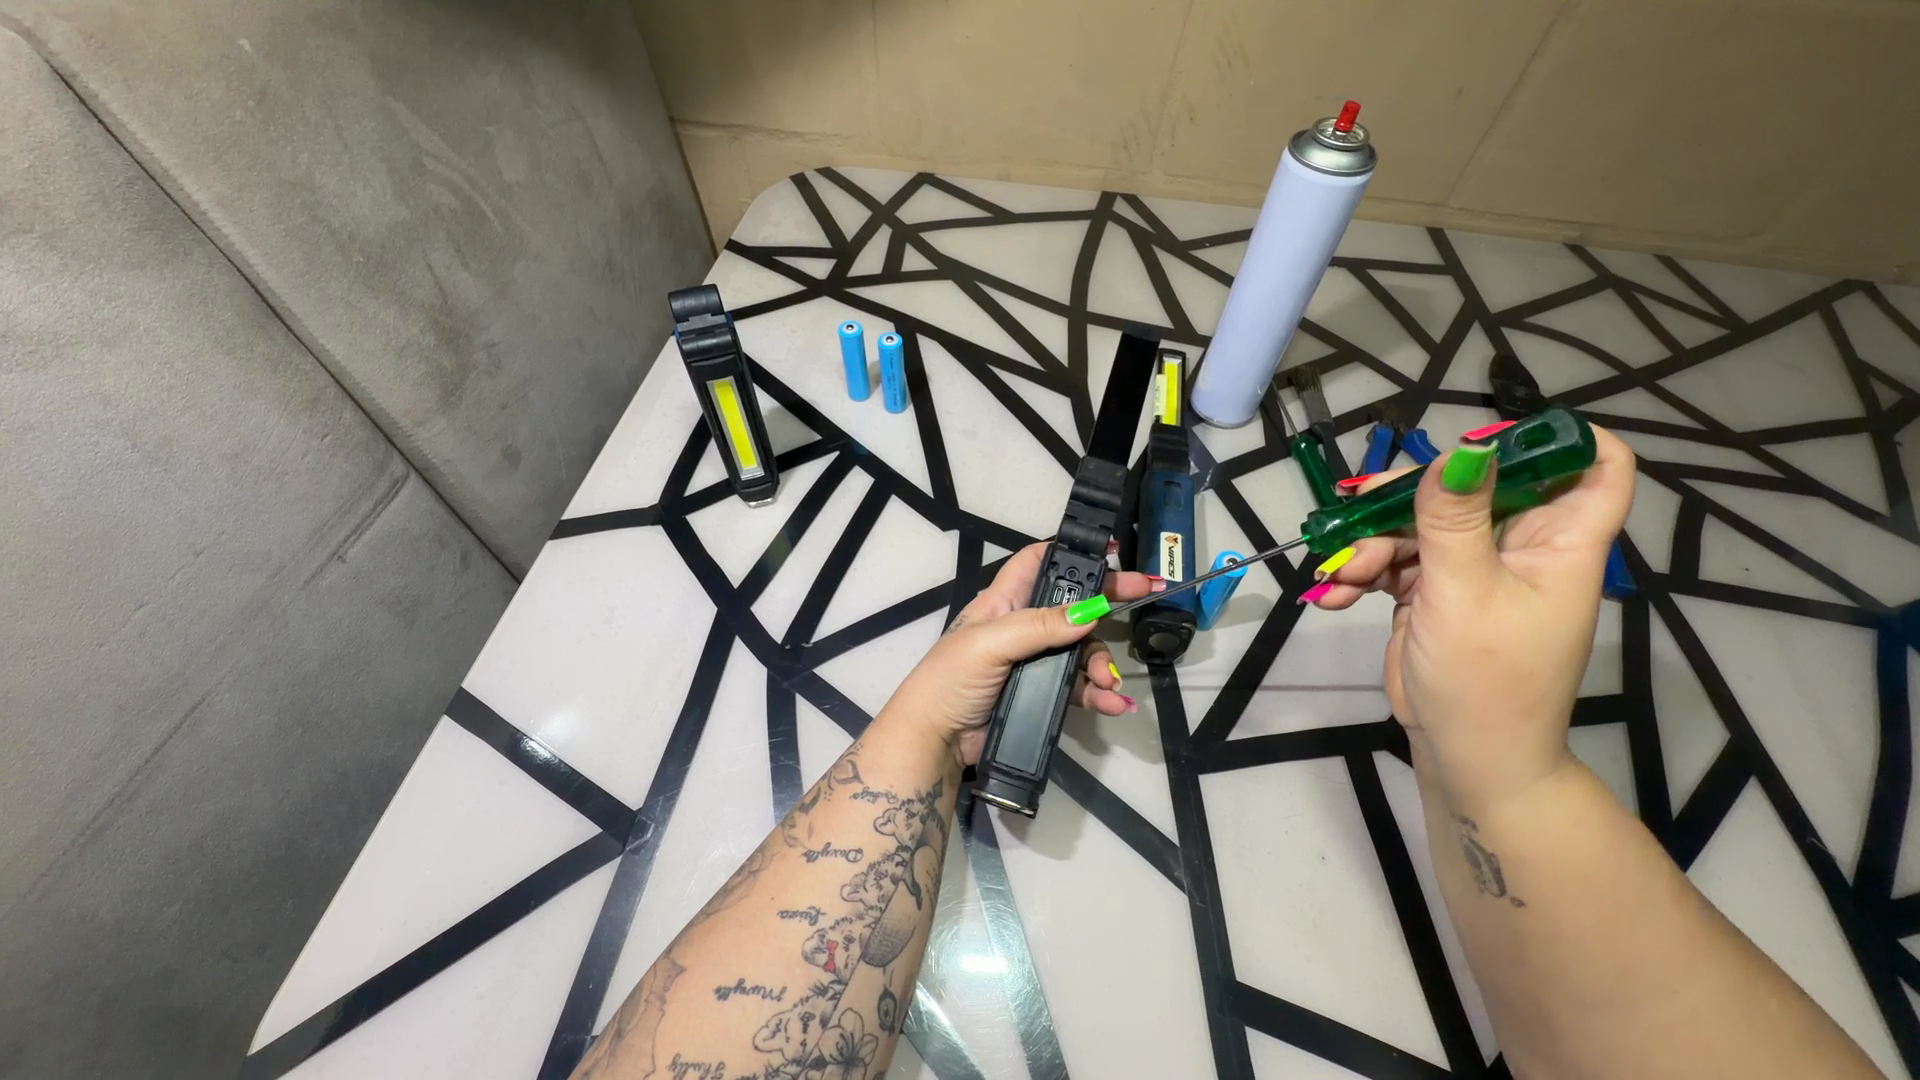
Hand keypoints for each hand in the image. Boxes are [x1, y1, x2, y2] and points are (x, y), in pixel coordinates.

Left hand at [880, 542, 1158, 765]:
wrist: (935, 741)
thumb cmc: (951, 680)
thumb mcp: (989, 643)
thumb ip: (1039, 626)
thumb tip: (1090, 611)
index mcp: (1003, 603)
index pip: (1039, 562)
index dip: (1072, 553)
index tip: (1111, 550)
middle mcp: (1023, 627)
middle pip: (1074, 606)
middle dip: (1108, 602)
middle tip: (1147, 592)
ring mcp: (1034, 662)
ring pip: (1083, 650)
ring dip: (1103, 662)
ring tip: (1108, 682)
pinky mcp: (1042, 695)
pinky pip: (1080, 687)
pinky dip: (1100, 694)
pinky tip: (1114, 705)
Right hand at [1311, 426, 1636, 811]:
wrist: (1463, 754)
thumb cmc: (1486, 675)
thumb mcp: (1463, 589)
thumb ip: (1455, 515)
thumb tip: (1465, 445)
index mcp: (1559, 541)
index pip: (1593, 468)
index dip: (1554, 440)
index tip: (1485, 438)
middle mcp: (1520, 546)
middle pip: (1474, 488)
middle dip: (1411, 495)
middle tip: (1361, 502)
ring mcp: (1471, 569)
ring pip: (1420, 524)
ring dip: (1373, 542)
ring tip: (1342, 573)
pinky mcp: (1431, 592)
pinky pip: (1394, 562)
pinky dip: (1362, 573)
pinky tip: (1336, 595)